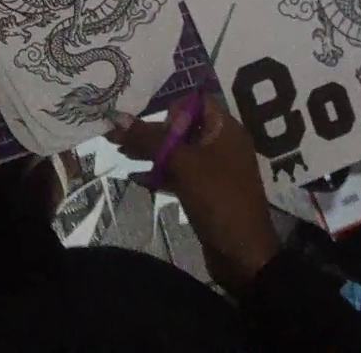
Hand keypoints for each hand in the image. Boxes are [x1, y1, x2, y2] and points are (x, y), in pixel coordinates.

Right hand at [110, 95, 281, 291]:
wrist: (243, 257)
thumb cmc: (218, 199)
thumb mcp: (182, 164)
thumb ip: (149, 139)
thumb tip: (116, 116)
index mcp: (225, 130)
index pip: (195, 103)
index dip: (172, 110)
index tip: (155, 127)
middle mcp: (221, 144)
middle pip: (181, 128)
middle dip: (149, 132)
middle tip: (118, 136)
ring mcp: (213, 169)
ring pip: (177, 152)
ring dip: (150, 152)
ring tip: (119, 151)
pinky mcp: (205, 191)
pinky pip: (179, 173)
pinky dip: (159, 173)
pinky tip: (135, 177)